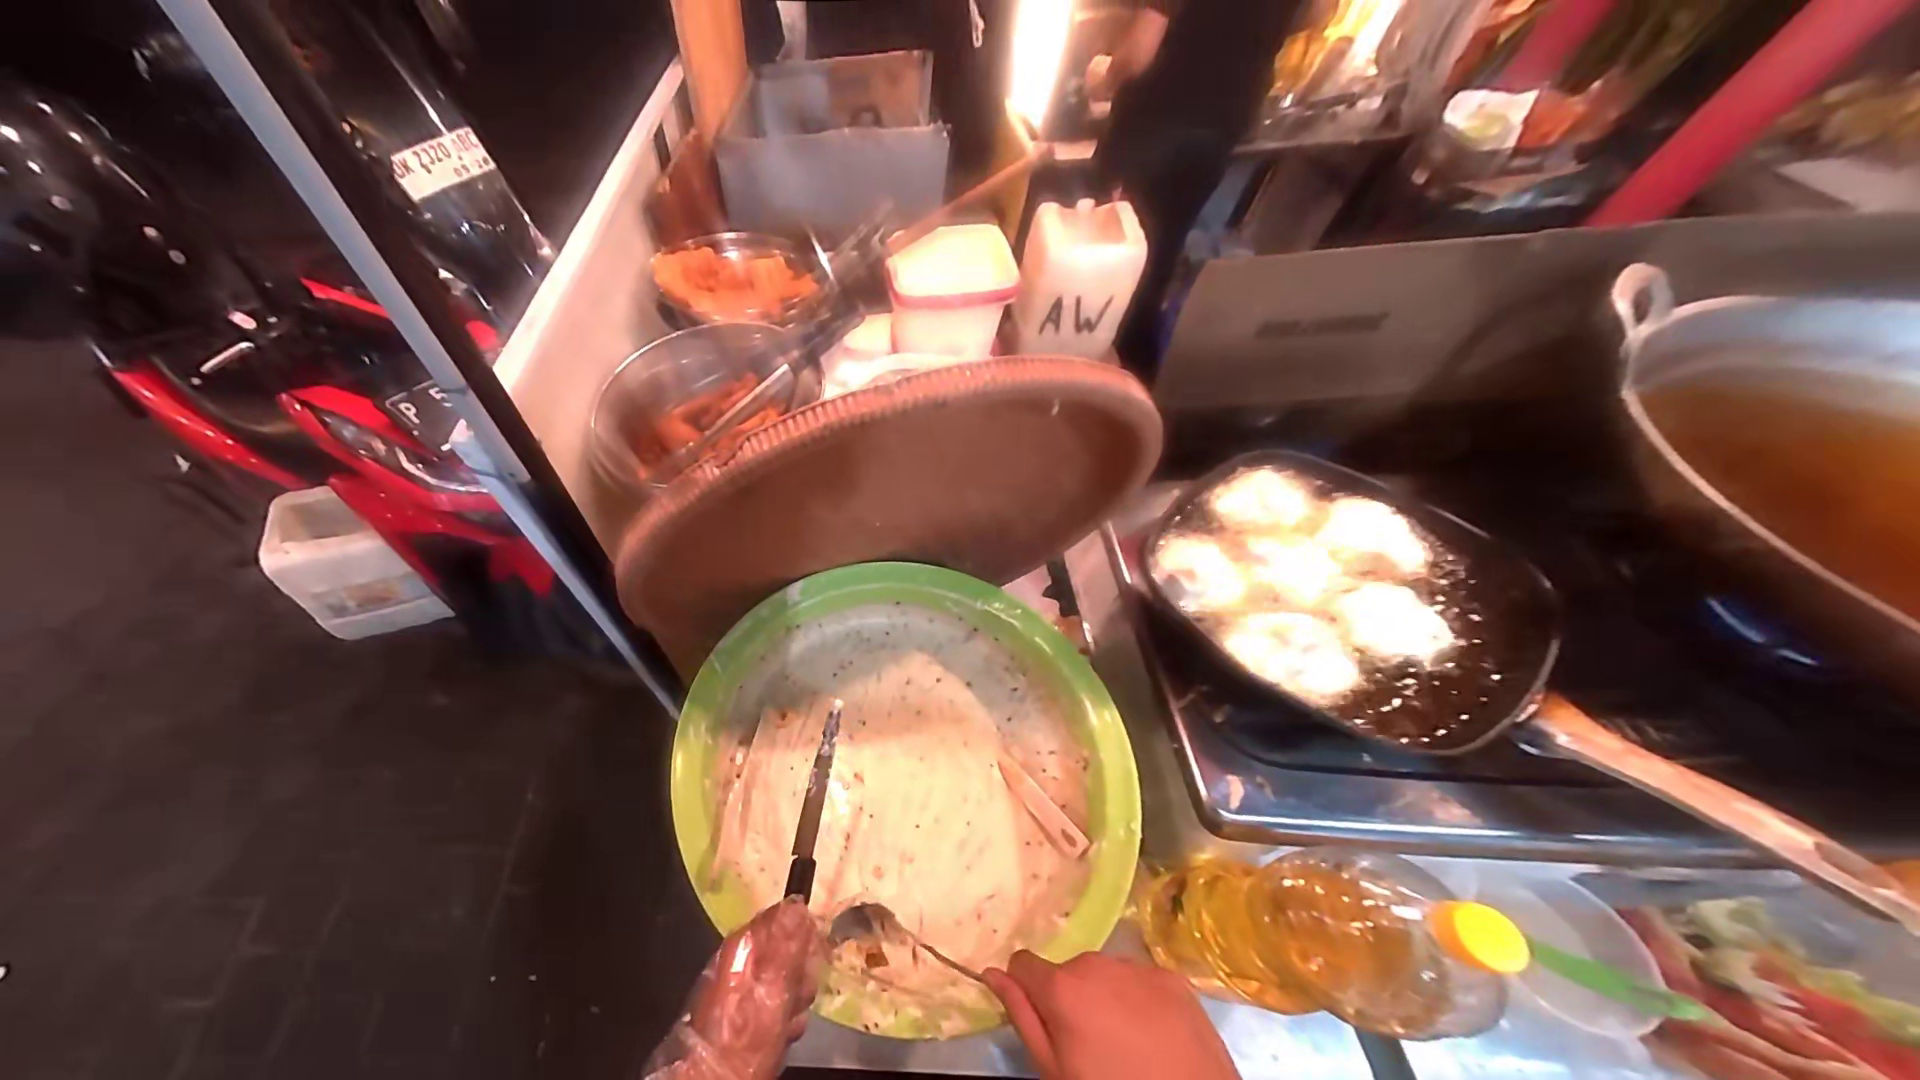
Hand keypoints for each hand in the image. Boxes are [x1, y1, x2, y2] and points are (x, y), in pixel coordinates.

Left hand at [644, 898, 822, 1079]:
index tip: (814, 958)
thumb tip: (798, 902)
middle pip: (791, 947)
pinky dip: (786, 1018)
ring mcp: (745, 985)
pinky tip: (783, 1034)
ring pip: (789, 977)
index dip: (806, 934)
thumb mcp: (772, 988)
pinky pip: (779, 1001)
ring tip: (788, 1023)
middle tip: (798, 997)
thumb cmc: (743, 1037)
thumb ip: (786, 944)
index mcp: (745, 943)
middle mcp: (743, 958)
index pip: (786, 915)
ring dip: (797, 999)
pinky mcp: (748, 1010)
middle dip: (802, 973)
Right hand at [983, 951, 1239, 1079]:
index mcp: (1062, 987)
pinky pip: (1139, 979)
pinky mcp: (1170, 976)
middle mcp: (1095, 962)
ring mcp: (1136, 966)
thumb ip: (1021, 1017)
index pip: (1023, 963)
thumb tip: (992, 973)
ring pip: (1104, 973)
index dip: (1025, 989)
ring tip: (1125, 1042)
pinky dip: (1138, 999)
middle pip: (1067, 971)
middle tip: (1089, 1044)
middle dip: (1070, 998)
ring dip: (1104, 997)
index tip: (1041, 1017)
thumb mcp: (1055, 1070)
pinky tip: (1153, 1034)